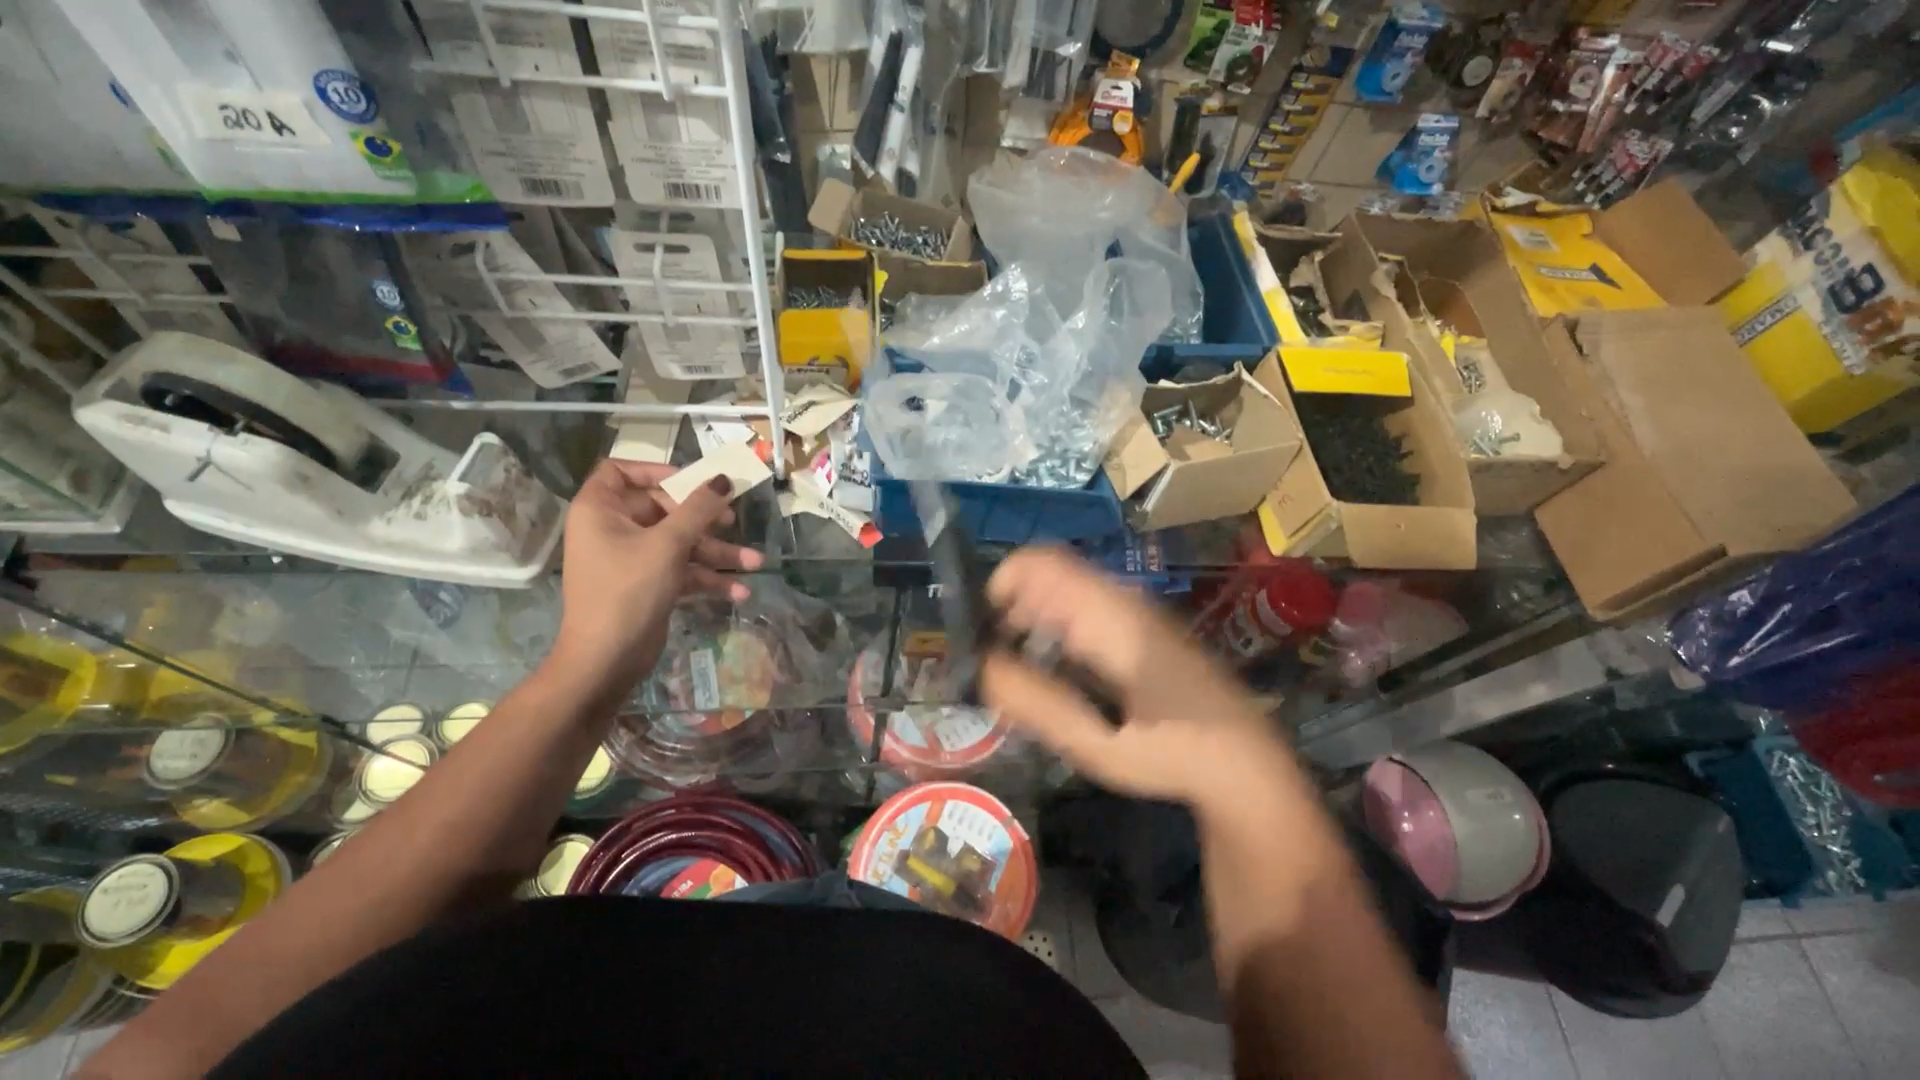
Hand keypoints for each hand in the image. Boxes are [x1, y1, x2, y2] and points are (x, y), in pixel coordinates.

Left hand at [548, 460, 762, 690]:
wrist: (606, 659)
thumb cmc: (628, 590)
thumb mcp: (668, 544)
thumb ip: (698, 509)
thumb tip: (723, 478)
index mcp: (600, 509)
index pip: (621, 471)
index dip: (657, 471)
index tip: (693, 481)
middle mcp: (612, 528)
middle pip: (663, 509)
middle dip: (704, 520)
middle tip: (733, 521)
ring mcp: (630, 558)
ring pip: (678, 543)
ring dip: (716, 553)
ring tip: (755, 564)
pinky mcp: (647, 584)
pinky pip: (680, 570)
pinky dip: (706, 578)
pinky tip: (739, 592)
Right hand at [979, 548, 1297, 808]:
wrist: (1246, 764)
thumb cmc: (1171, 756)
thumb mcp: (1098, 744)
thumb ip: (1039, 706)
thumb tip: (984, 669)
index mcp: (1112, 619)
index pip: (1042, 565)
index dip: (1001, 584)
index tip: (982, 631)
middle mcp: (1126, 602)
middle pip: (1052, 573)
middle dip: (1013, 604)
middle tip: (996, 656)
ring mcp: (1140, 611)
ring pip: (1070, 587)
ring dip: (1035, 615)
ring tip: (1021, 666)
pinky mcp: (1147, 627)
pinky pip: (1089, 605)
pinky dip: (1059, 623)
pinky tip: (1060, 669)